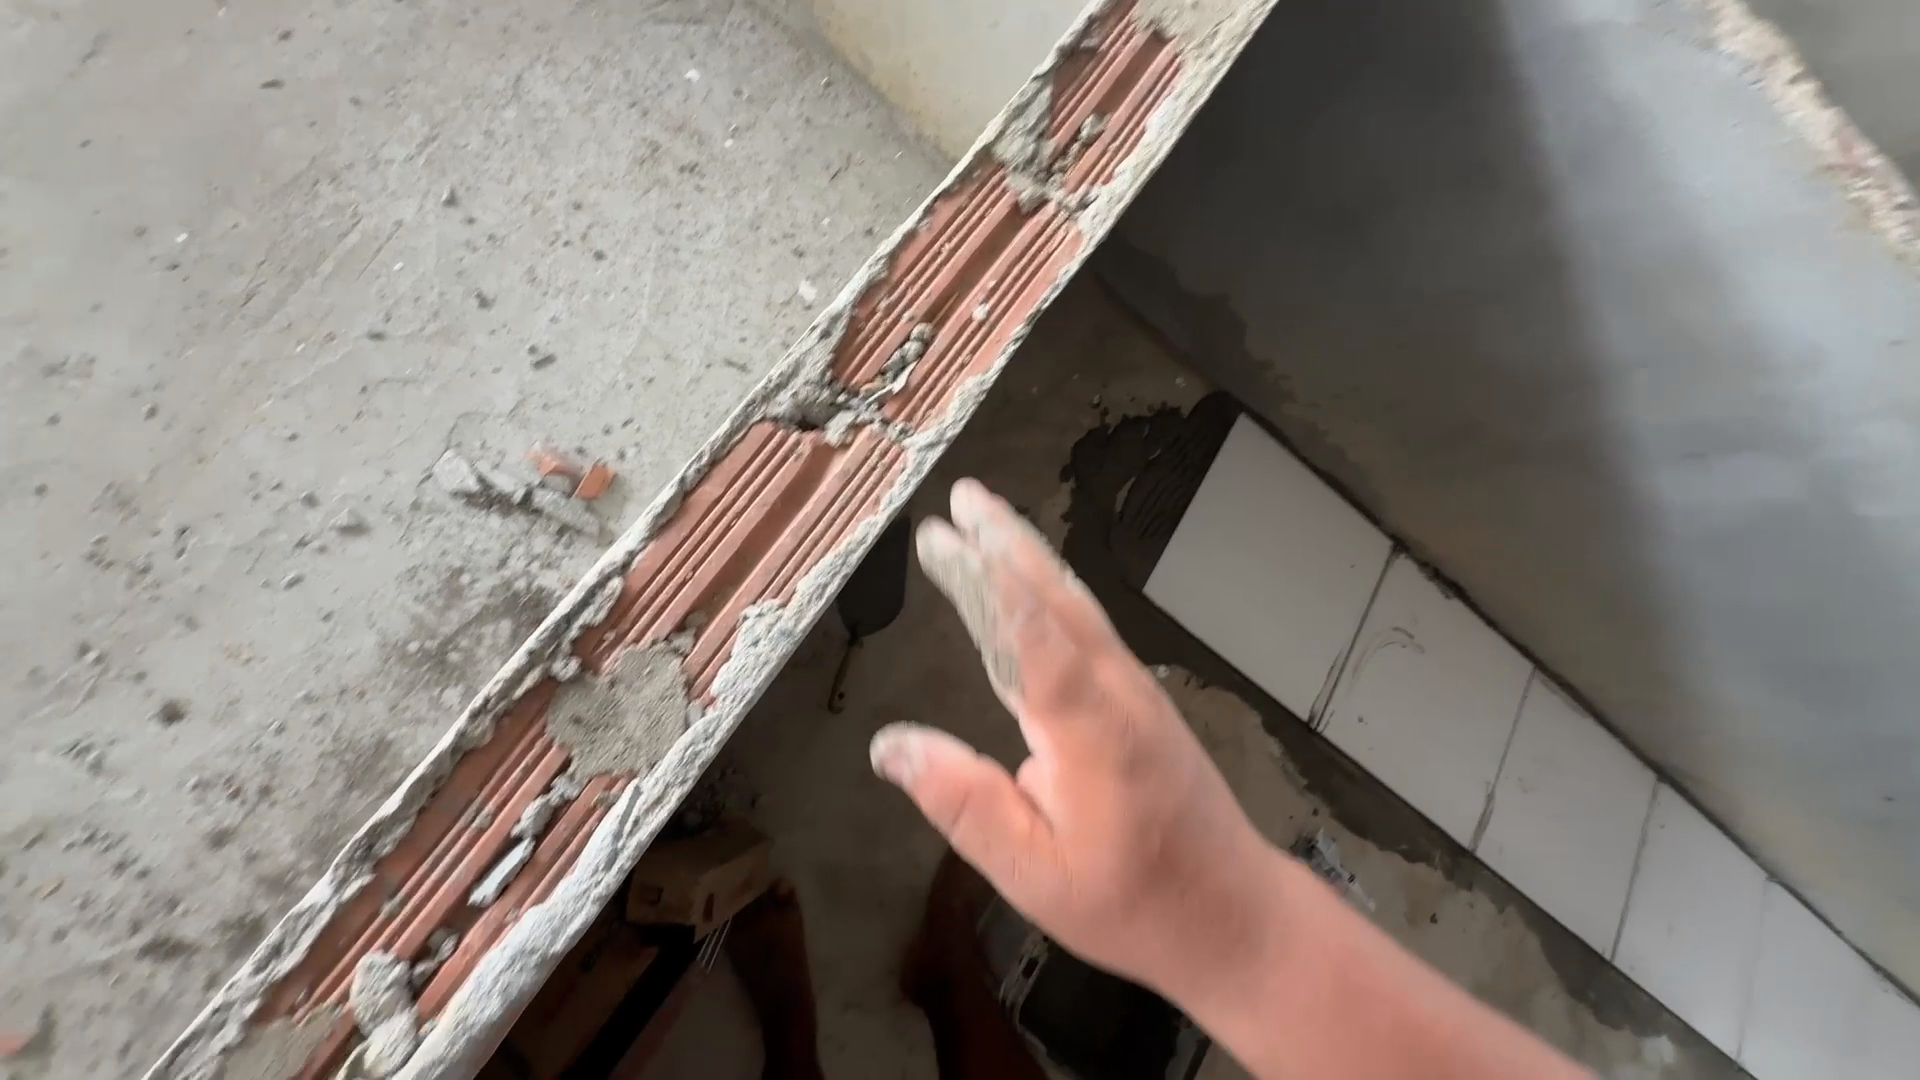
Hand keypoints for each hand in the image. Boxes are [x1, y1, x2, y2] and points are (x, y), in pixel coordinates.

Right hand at [869, 479, 1274, 997]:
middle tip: (963, 497)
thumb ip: (963, 804)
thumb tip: (890, 744)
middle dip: (1008, 542)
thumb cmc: (1132, 903)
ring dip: (1030, 555)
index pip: (1031, 637)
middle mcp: (1117, 692)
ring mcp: (1134, 688)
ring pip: (1077, 604)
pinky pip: (1087, 625)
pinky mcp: (1137, 696)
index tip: (941, 538)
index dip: (984, 582)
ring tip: (987, 518)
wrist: (1231, 912)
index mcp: (1092, 732)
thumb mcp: (1033, 875)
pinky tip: (1029, 579)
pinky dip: (1050, 588)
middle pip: (1058, 599)